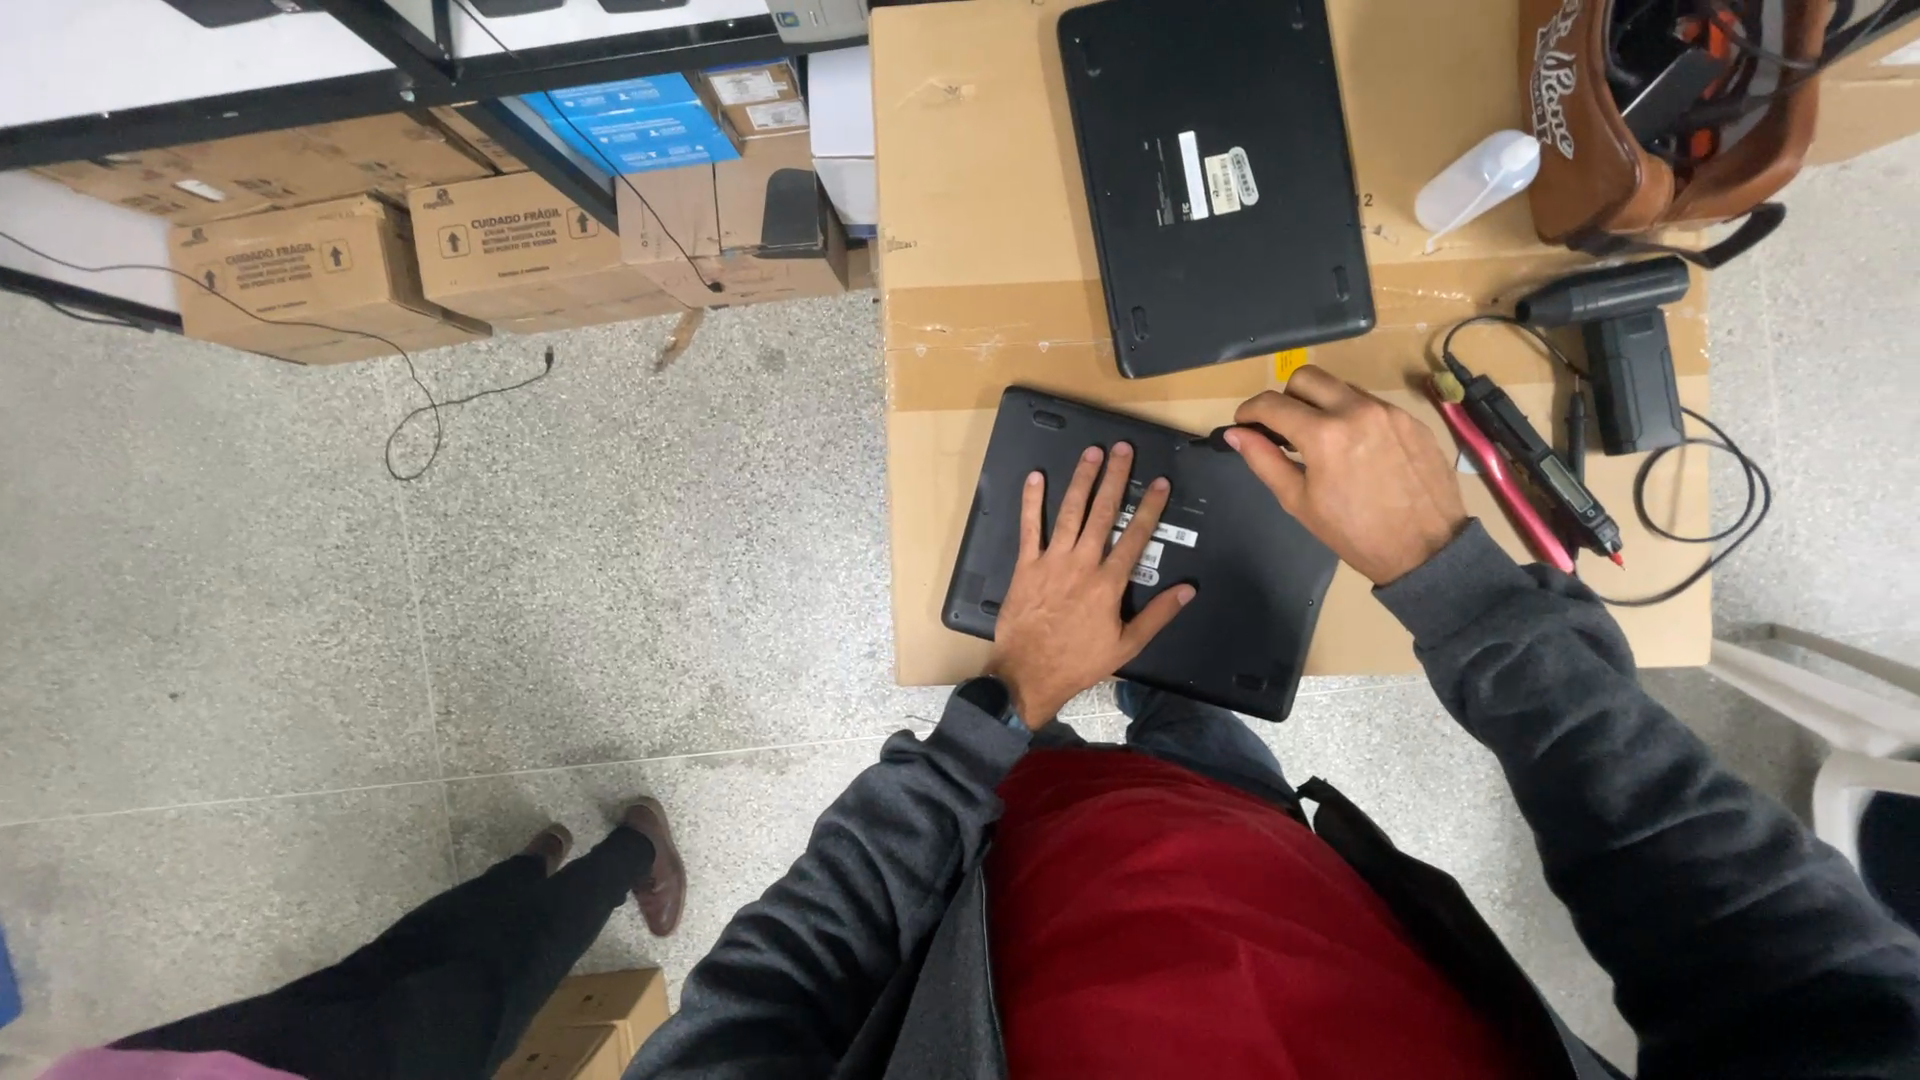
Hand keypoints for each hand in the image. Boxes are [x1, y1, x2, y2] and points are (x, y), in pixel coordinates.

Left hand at [986, 442, 1196, 728]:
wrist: (1028, 673)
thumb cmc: (1079, 662)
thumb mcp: (1126, 645)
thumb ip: (1158, 615)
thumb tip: (1187, 590)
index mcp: (1108, 583)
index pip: (1135, 536)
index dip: (1149, 507)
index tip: (1160, 483)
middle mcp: (1082, 564)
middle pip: (1102, 513)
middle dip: (1115, 479)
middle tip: (1123, 450)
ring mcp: (1051, 561)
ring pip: (1069, 512)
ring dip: (1081, 480)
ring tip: (1091, 453)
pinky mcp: (1025, 566)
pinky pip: (1029, 528)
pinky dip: (1032, 502)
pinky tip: (1035, 477)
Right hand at [1227, 366, 1466, 585]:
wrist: (1425, 548)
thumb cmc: (1352, 532)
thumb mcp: (1298, 501)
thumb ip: (1264, 460)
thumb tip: (1236, 434)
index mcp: (1323, 435)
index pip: (1272, 404)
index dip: (1249, 411)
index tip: (1244, 424)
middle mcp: (1356, 410)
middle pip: (1305, 377)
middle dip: (1285, 397)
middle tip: (1283, 428)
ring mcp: (1388, 411)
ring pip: (1340, 386)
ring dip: (1319, 403)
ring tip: (1320, 439)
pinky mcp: (1410, 419)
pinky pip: (1370, 403)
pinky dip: (1350, 416)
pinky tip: (1354, 448)